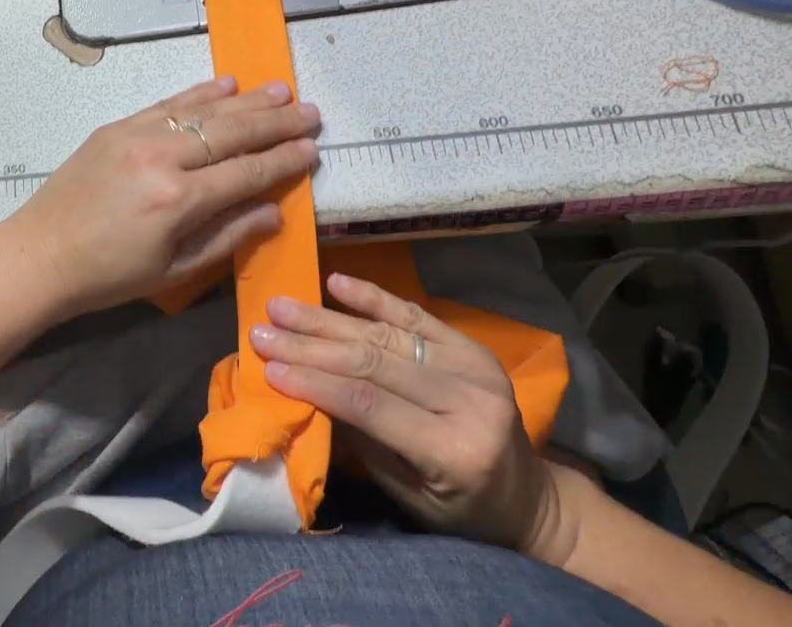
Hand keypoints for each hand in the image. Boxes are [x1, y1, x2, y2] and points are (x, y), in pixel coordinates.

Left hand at [0, 76, 319, 318]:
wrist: (40, 255)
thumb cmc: (109, 275)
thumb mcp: (174, 269)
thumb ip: (227, 236)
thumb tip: (275, 211)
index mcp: (179, 199)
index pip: (248, 172)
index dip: (284, 160)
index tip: (314, 147)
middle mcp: (161, 157)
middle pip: (231, 133)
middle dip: (275, 121)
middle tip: (310, 111)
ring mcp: (135, 136)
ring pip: (202, 111)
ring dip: (245, 100)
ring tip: (280, 89)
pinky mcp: (115, 128)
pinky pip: (166, 104)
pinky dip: (198, 94)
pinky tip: (225, 85)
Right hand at [248, 273, 572, 562]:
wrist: (530, 497)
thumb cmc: (460, 509)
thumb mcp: (407, 494)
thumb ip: (360, 440)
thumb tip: (301, 391)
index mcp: (456, 450)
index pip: (368, 404)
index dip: (314, 381)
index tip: (267, 366)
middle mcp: (470, 400)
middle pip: (372, 362)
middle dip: (309, 345)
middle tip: (261, 331)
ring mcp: (474, 367)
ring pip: (385, 334)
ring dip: (326, 318)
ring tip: (280, 306)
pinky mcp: (472, 347)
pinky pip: (415, 315)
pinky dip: (373, 297)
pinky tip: (336, 283)